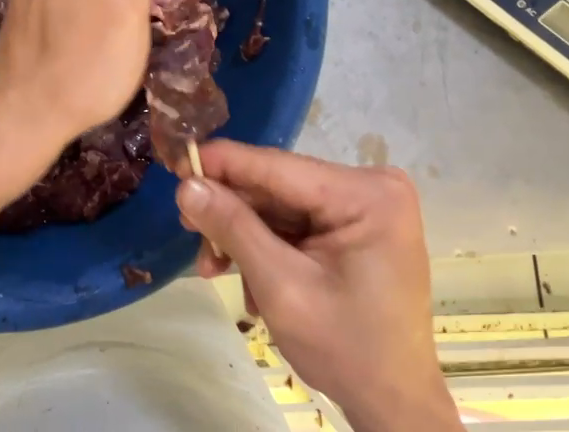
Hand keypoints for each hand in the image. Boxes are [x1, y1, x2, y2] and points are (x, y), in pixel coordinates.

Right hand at [176, 141, 463, 431]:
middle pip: (276, 185)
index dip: (220, 163)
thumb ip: (233, 228)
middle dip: (231, 212)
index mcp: (366, 194)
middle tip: (188, 230)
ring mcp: (365, 205)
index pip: (276, 166)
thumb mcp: (281, 288)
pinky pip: (296, 220)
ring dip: (243, 234)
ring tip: (213, 267)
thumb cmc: (346, 350)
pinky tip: (250, 278)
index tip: (174, 164)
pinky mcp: (356, 224)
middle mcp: (370, 186)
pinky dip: (266, 244)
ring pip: (280, 204)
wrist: (394, 404)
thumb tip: (185, 185)